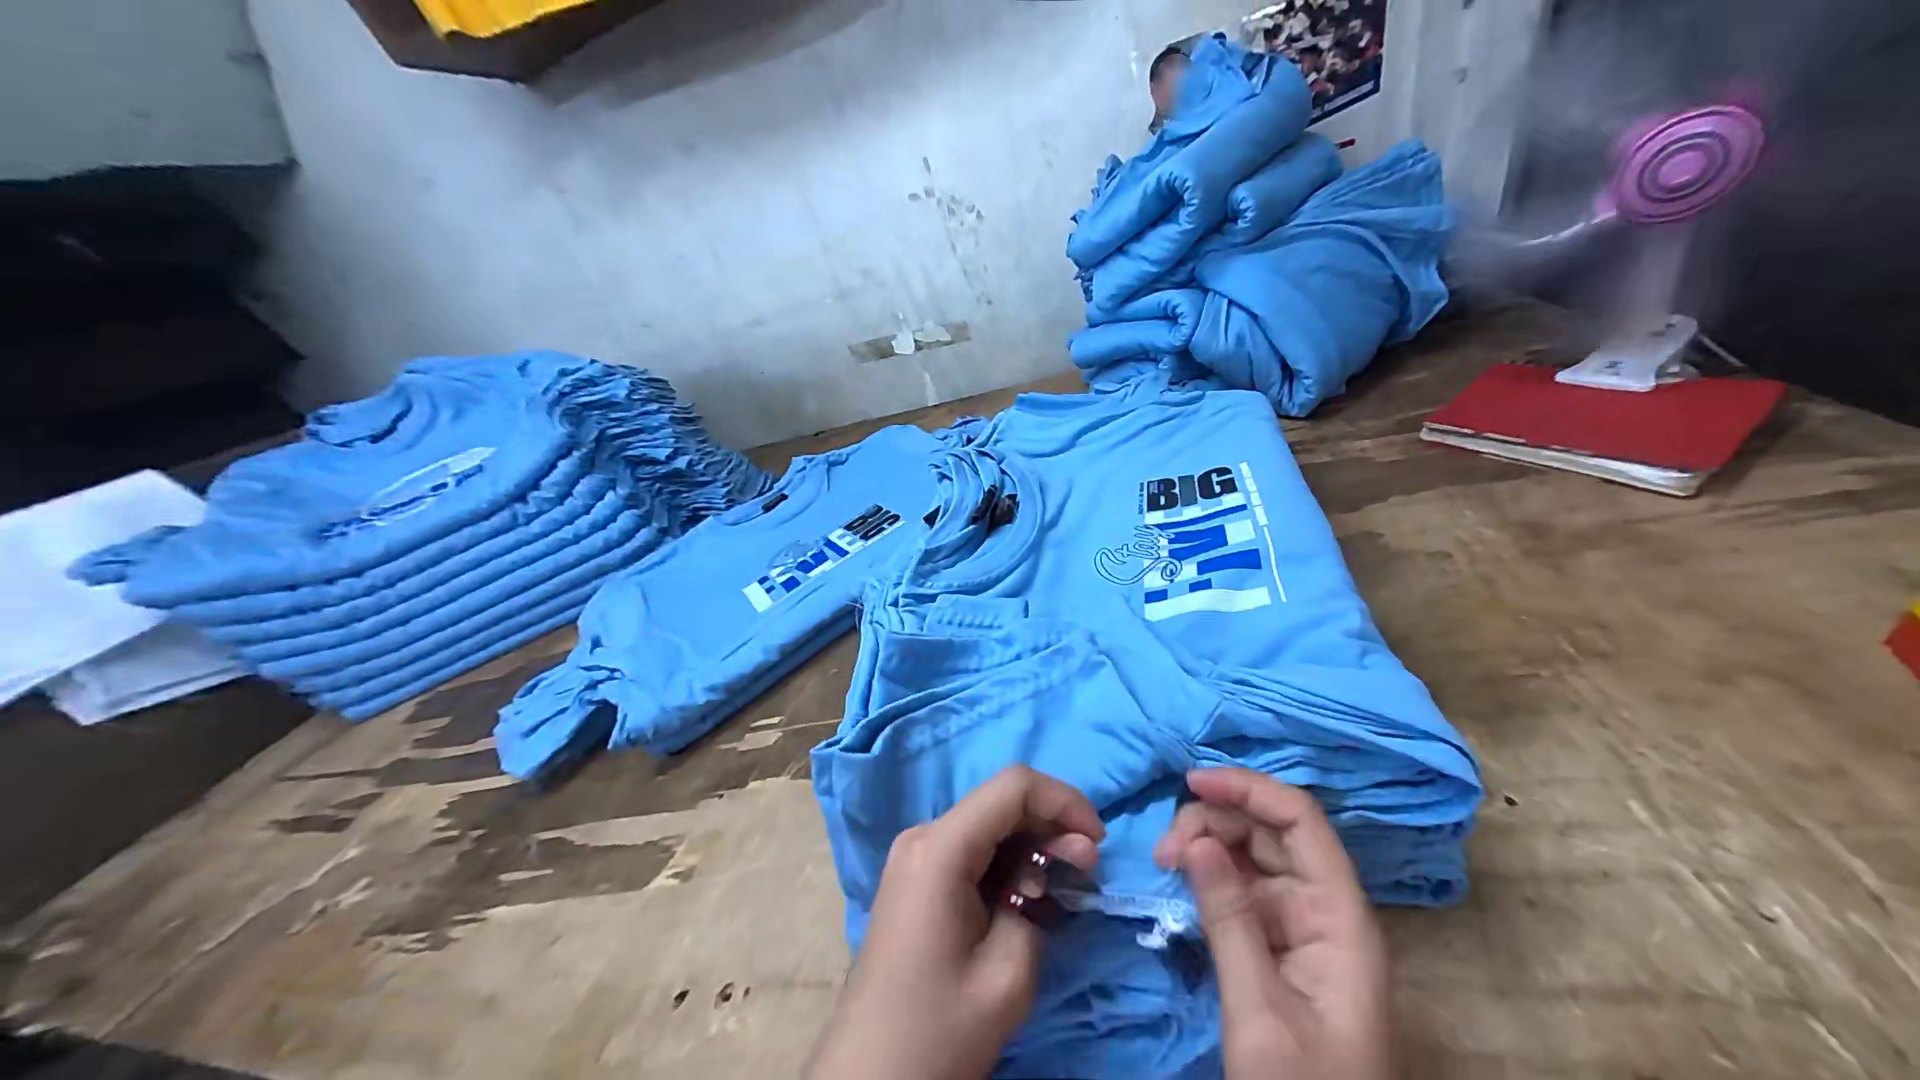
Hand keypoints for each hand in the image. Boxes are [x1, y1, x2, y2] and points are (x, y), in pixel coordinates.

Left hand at [806, 766, 1103, 1079]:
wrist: (872, 1072)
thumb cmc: (940, 1027)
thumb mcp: (1008, 972)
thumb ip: (1039, 901)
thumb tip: (1049, 868)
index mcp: (940, 848)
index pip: (1013, 786)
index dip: (1065, 801)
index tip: (1098, 843)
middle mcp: (924, 836)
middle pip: (1002, 803)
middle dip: (1053, 827)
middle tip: (1087, 873)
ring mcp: (917, 855)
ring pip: (991, 825)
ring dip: (1034, 847)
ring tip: (1063, 891)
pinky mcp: (920, 877)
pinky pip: (974, 850)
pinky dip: (1010, 864)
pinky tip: (1031, 899)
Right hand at [1154, 768, 1392, 1079]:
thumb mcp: (1259, 1008)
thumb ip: (1229, 918)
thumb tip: (1197, 840)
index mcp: (1339, 915)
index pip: (1300, 821)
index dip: (1249, 790)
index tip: (1191, 783)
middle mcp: (1323, 906)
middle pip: (1270, 831)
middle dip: (1215, 821)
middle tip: (1165, 850)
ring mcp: (1299, 923)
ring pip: (1251, 853)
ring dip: (1207, 844)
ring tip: (1166, 862)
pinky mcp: (1276, 941)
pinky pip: (1241, 886)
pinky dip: (1208, 873)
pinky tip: (1182, 878)